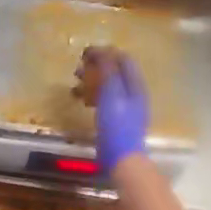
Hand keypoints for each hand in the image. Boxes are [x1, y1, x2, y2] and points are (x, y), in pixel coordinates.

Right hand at [83, 47, 148, 173]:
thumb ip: (108, 71)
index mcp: (135, 84)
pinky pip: (106, 101)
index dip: (104, 52)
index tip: (84, 54)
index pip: (122, 58)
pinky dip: (94, 97)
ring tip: (76, 86)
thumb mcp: (111, 94)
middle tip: (77, 70)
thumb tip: (102, 51)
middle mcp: (134, 93)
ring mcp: (128, 107)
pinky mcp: (119, 120)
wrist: (122, 158)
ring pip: (110, 86)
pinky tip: (84, 102)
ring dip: (93, 82)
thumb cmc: (116, 125)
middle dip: (96, 67)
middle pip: (116, 72)